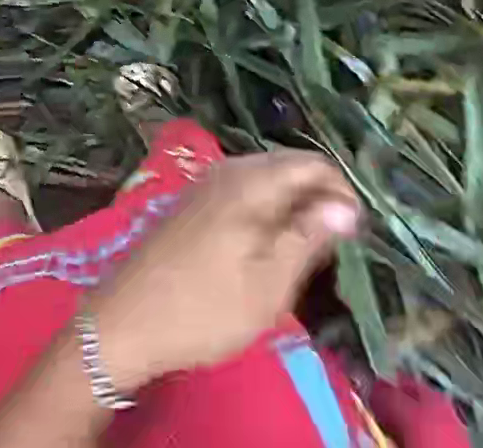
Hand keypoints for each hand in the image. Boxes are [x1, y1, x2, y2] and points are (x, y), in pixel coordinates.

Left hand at [86, 149, 360, 391]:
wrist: (125, 319)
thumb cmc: (205, 307)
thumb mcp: (268, 282)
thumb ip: (308, 236)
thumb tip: (346, 206)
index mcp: (250, 181)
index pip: (312, 163)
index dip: (342, 191)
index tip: (358, 232)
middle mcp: (228, 169)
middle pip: (288, 165)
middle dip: (319, 194)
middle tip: (338, 241)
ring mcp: (206, 182)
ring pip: (265, 176)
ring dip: (293, 201)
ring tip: (308, 245)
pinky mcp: (193, 200)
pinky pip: (243, 188)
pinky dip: (266, 205)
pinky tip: (269, 240)